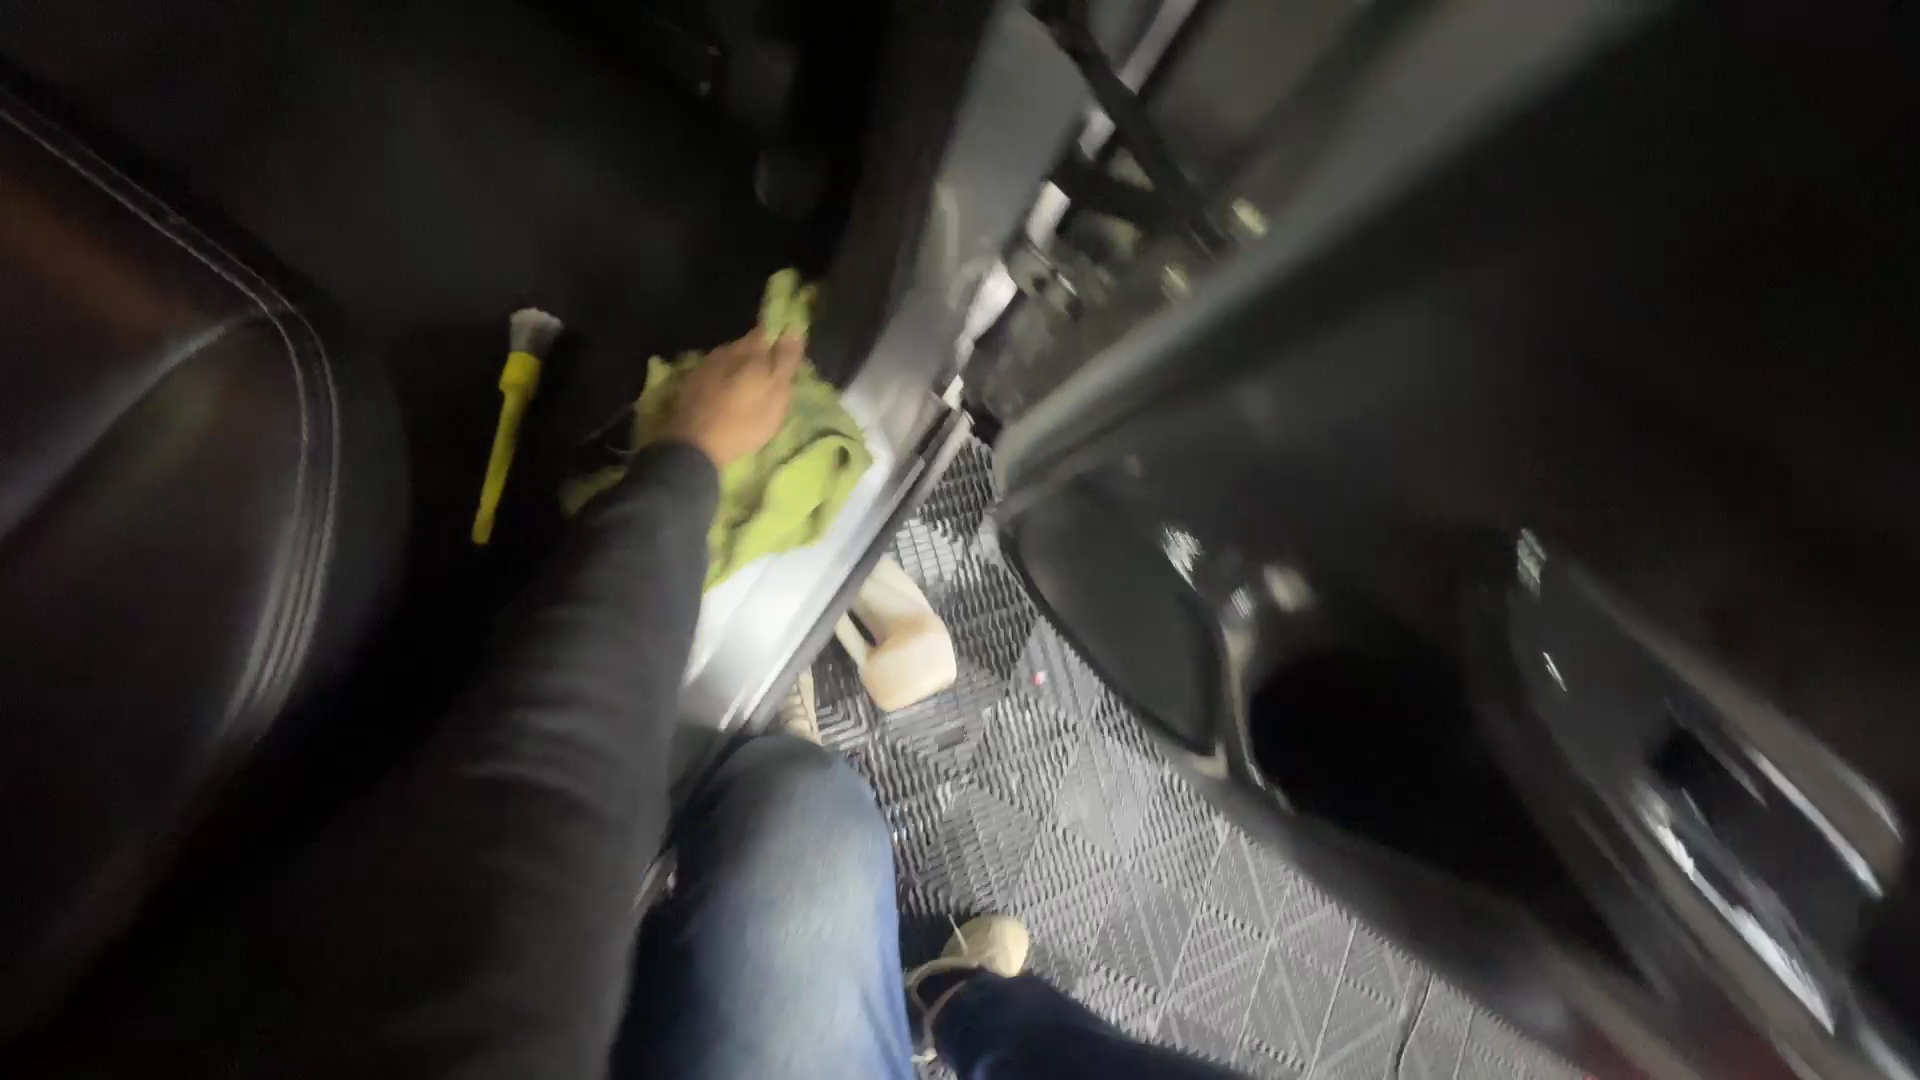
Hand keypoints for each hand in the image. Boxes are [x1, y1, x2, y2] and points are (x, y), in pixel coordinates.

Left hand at [663, 328, 804, 468]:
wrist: (694, 444)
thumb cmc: (744, 423)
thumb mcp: (776, 397)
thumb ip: (785, 362)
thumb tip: (794, 330)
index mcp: (750, 351)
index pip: (769, 330)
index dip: (780, 338)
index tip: (788, 353)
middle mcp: (727, 349)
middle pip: (749, 343)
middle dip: (761, 353)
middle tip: (771, 375)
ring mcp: (706, 363)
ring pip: (732, 356)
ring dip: (742, 365)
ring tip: (750, 387)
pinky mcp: (692, 379)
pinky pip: (717, 369)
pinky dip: (726, 376)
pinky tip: (728, 393)